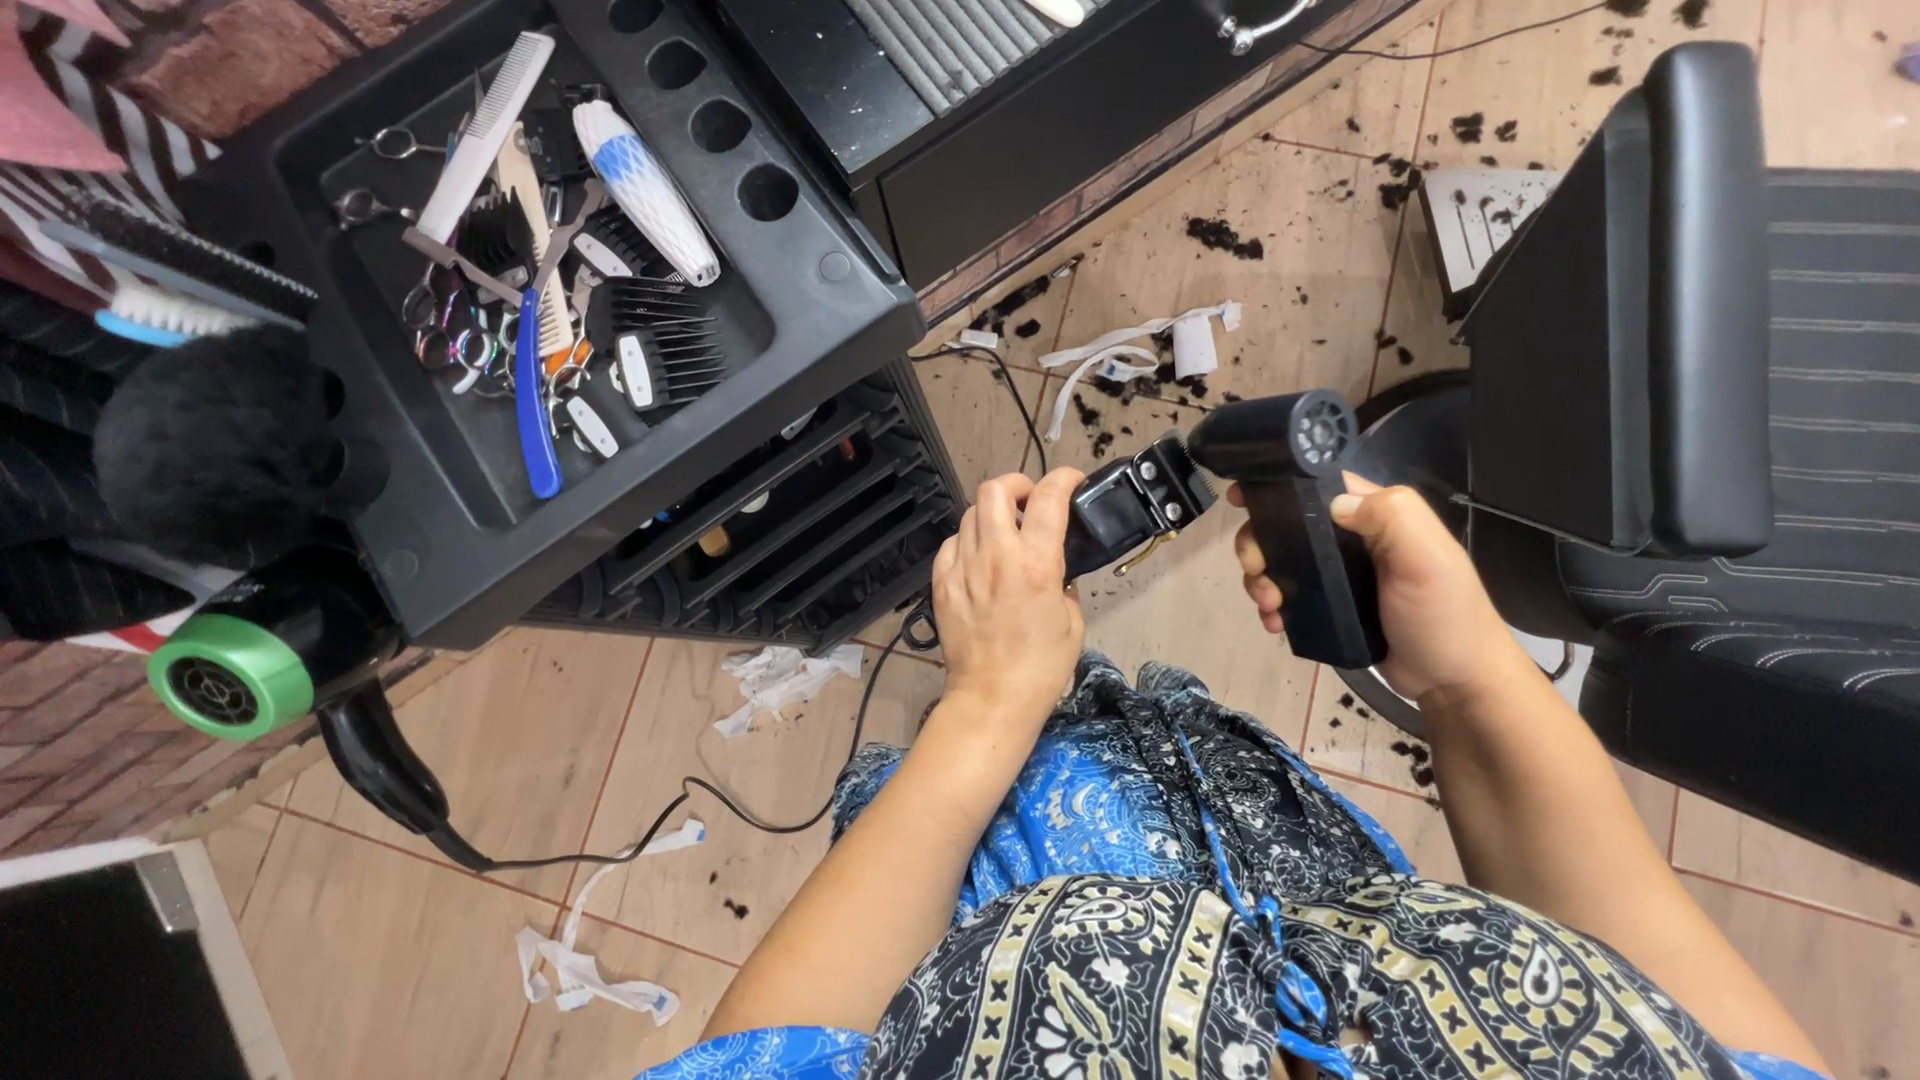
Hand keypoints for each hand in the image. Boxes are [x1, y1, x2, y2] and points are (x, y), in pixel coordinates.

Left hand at [933, 468, 1086, 729]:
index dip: (1064, 478)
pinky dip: (969, 540)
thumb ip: (1064, 582)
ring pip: (970, 513)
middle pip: (995, 489)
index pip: (1049, 497)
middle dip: (1017, 485)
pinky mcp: (941, 584)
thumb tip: (1056, 567)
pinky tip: (980, 560)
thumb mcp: (1072, 621)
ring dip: (993, 514)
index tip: (1072, 481)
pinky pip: (952, 543)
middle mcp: (996, 556)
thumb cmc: (1041, 667)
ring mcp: (963, 568)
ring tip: (1006, 533)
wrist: (992, 698)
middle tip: (1030, 502)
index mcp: (1036, 564)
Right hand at [1231, 474, 1530, 703]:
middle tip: (1256, 569)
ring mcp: (1338, 573)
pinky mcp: (1329, 604)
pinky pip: (1288, 593)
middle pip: (1286, 523)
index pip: (1319, 484)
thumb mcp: (1427, 558)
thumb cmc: (1443, 616)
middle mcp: (1352, 537)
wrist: (1451, 682)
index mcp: (1376, 514)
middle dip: (1259, 543)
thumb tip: (1334, 504)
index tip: (1241, 498)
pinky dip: (1271, 605)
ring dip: (1260, 578)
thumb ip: (1390, 517)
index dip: (1278, 485)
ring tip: (1268, 604)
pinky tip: (1275, 621)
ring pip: (1280, 559)